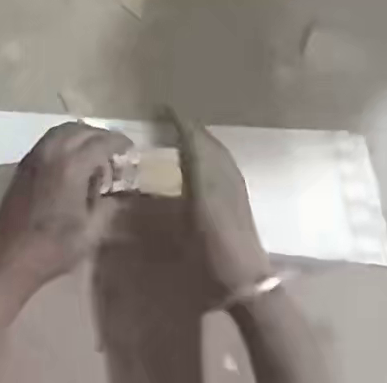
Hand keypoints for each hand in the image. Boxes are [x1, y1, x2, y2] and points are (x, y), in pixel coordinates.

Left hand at [0, 122, 131, 284]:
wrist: (10, 256)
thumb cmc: (53, 248)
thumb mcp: (90, 232)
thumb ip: (108, 207)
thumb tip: (119, 194)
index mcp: (72, 166)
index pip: (101, 142)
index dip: (119, 143)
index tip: (131, 149)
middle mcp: (54, 151)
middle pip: (84, 131)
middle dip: (103, 138)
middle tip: (116, 154)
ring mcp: (37, 153)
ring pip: (66, 129)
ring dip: (84, 135)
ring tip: (96, 153)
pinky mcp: (26, 160)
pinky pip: (52, 137)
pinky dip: (67, 138)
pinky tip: (74, 157)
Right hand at [167, 109, 271, 296]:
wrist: (245, 278)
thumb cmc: (208, 252)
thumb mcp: (177, 225)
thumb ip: (160, 202)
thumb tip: (140, 183)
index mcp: (204, 170)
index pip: (190, 133)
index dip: (176, 118)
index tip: (160, 108)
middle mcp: (221, 168)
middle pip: (204, 136)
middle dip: (186, 125)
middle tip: (166, 120)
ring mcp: (234, 178)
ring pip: (215, 146)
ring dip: (198, 137)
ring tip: (180, 135)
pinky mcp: (240, 190)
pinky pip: (221, 157)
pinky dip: (208, 150)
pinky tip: (200, 161)